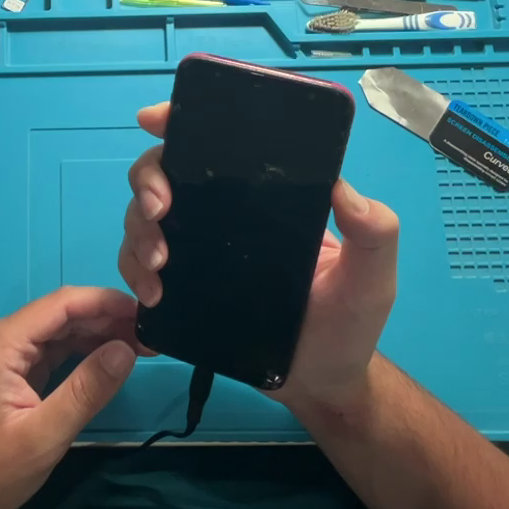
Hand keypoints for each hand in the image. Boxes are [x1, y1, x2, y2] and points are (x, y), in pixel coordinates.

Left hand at [0, 287, 140, 508]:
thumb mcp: (43, 436)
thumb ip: (86, 390)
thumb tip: (126, 349)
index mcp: (2, 342)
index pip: (62, 304)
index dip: (105, 302)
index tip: (144, 311)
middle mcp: (1, 338)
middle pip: (62, 314)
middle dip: (107, 319)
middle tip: (150, 335)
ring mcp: (5, 355)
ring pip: (59, 332)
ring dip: (98, 335)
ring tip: (140, 345)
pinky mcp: (10, 373)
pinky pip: (51, 352)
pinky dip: (82, 353)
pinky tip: (109, 359)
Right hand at [116, 102, 400, 413]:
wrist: (320, 387)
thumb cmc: (347, 326)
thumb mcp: (372, 278)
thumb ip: (375, 234)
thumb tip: (344, 190)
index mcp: (261, 196)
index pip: (214, 144)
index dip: (178, 124)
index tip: (153, 122)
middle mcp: (220, 213)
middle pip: (163, 173)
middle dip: (148, 181)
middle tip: (160, 210)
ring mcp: (195, 249)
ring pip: (142, 216)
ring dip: (138, 231)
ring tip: (158, 264)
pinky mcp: (179, 286)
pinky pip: (138, 265)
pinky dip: (133, 272)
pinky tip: (152, 293)